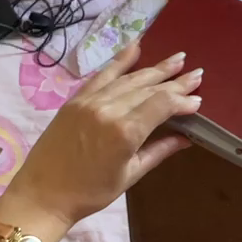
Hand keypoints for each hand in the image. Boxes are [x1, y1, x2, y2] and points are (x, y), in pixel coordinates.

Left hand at [0, 44, 201, 239]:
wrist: (43, 195)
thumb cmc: (90, 193)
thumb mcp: (130, 175)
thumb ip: (158, 151)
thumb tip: (185, 138)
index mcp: (125, 132)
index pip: (162, 105)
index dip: (182, 100)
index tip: (198, 99)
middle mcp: (109, 109)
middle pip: (148, 87)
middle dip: (174, 80)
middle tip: (197, 73)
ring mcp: (90, 101)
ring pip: (129, 78)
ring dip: (154, 68)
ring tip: (177, 59)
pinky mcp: (76, 99)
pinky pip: (102, 74)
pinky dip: (120, 60)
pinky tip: (136, 47)